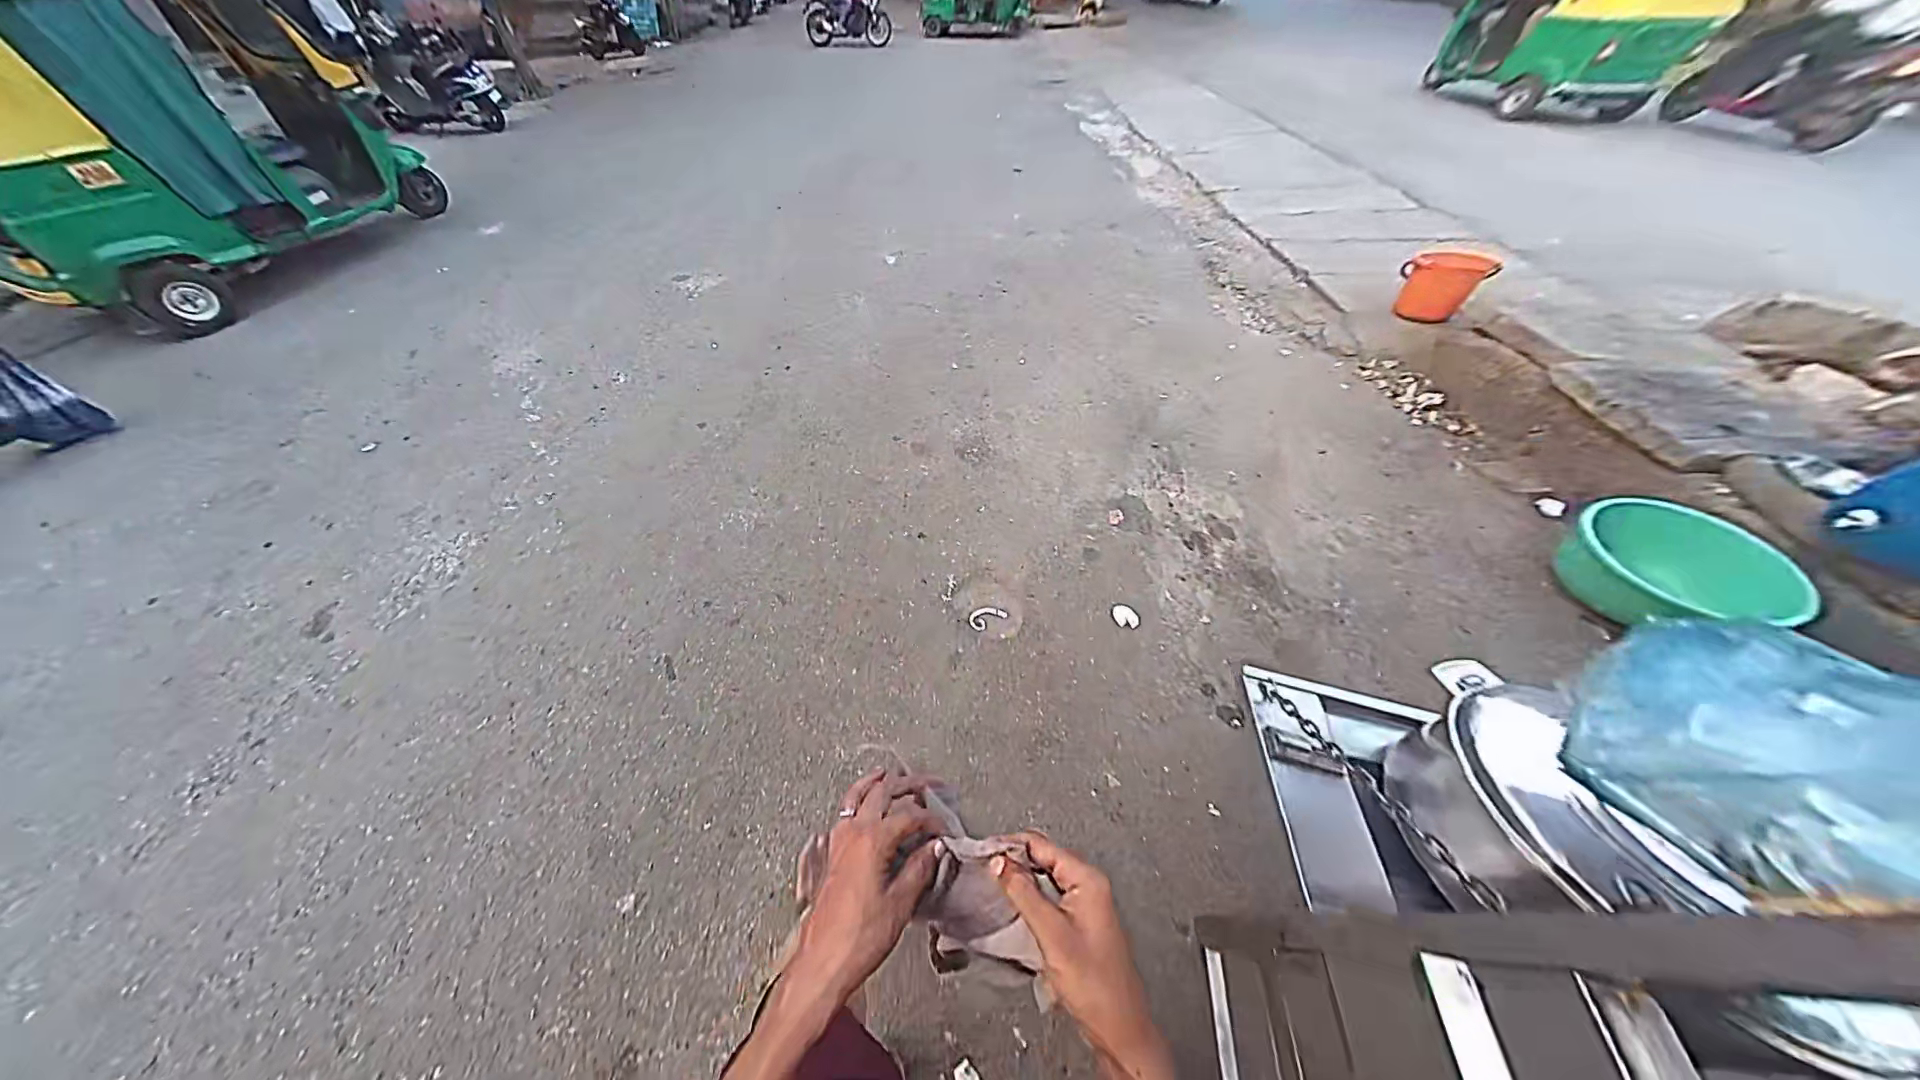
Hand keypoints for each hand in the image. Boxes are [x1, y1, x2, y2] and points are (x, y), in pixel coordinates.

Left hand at [787, 768, 945, 1003]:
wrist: (821, 963)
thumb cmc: (860, 938)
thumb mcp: (900, 904)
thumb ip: (919, 868)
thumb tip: (935, 848)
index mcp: (872, 841)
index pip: (910, 815)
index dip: (932, 819)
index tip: (945, 829)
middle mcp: (853, 833)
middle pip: (882, 792)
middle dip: (908, 784)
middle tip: (928, 783)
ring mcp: (837, 841)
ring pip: (857, 796)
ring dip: (878, 784)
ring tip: (891, 775)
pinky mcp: (829, 854)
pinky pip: (844, 812)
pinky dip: (857, 799)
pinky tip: (863, 804)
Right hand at [991, 833, 1174, 1079]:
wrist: (1119, 1027)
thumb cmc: (1095, 986)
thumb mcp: (1051, 933)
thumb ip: (1023, 893)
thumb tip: (1001, 863)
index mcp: (1088, 880)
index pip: (1042, 845)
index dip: (1012, 846)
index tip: (987, 852)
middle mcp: (1090, 885)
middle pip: (1045, 856)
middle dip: (1015, 859)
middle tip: (988, 868)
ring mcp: (1086, 903)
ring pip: (1046, 876)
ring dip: (1022, 878)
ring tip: (997, 884)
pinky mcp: (1080, 920)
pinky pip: (1050, 895)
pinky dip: (1031, 895)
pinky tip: (1017, 905)